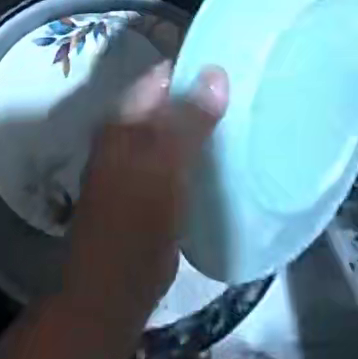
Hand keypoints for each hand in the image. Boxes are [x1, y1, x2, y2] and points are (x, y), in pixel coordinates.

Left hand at [62, 62, 227, 314]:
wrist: (112, 293)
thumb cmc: (136, 222)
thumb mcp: (167, 165)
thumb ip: (191, 119)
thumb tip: (217, 71)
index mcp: (123, 121)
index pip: (161, 76)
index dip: (194, 68)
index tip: (233, 64)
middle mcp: (125, 135)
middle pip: (168, 103)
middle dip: (202, 97)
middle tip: (245, 93)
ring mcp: (135, 164)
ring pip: (174, 131)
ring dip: (202, 126)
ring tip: (243, 120)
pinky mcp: (148, 190)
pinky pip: (177, 158)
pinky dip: (198, 153)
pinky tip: (226, 156)